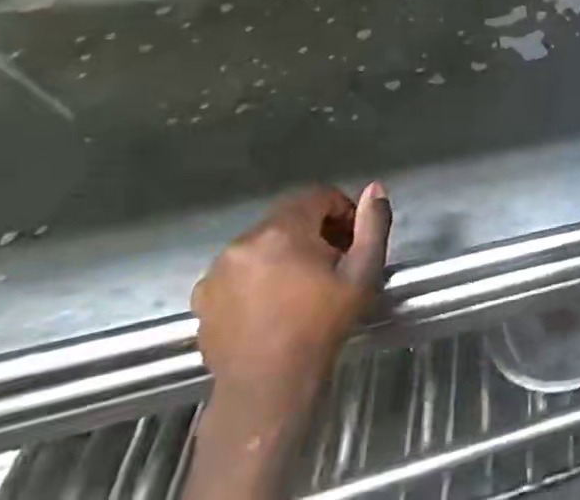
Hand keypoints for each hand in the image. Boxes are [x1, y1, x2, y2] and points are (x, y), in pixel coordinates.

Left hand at [191, 183, 390, 400]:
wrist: (268, 391)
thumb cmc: (320, 329)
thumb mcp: (362, 276)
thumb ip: (372, 226)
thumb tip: (375, 189)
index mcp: (282, 229)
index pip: (317, 196)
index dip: (340, 212)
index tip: (350, 241)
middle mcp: (244, 240)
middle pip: (288, 219)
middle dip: (312, 234)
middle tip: (330, 268)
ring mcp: (218, 269)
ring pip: (261, 244)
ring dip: (282, 255)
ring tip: (299, 291)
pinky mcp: (203, 296)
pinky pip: (236, 272)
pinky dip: (253, 279)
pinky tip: (268, 307)